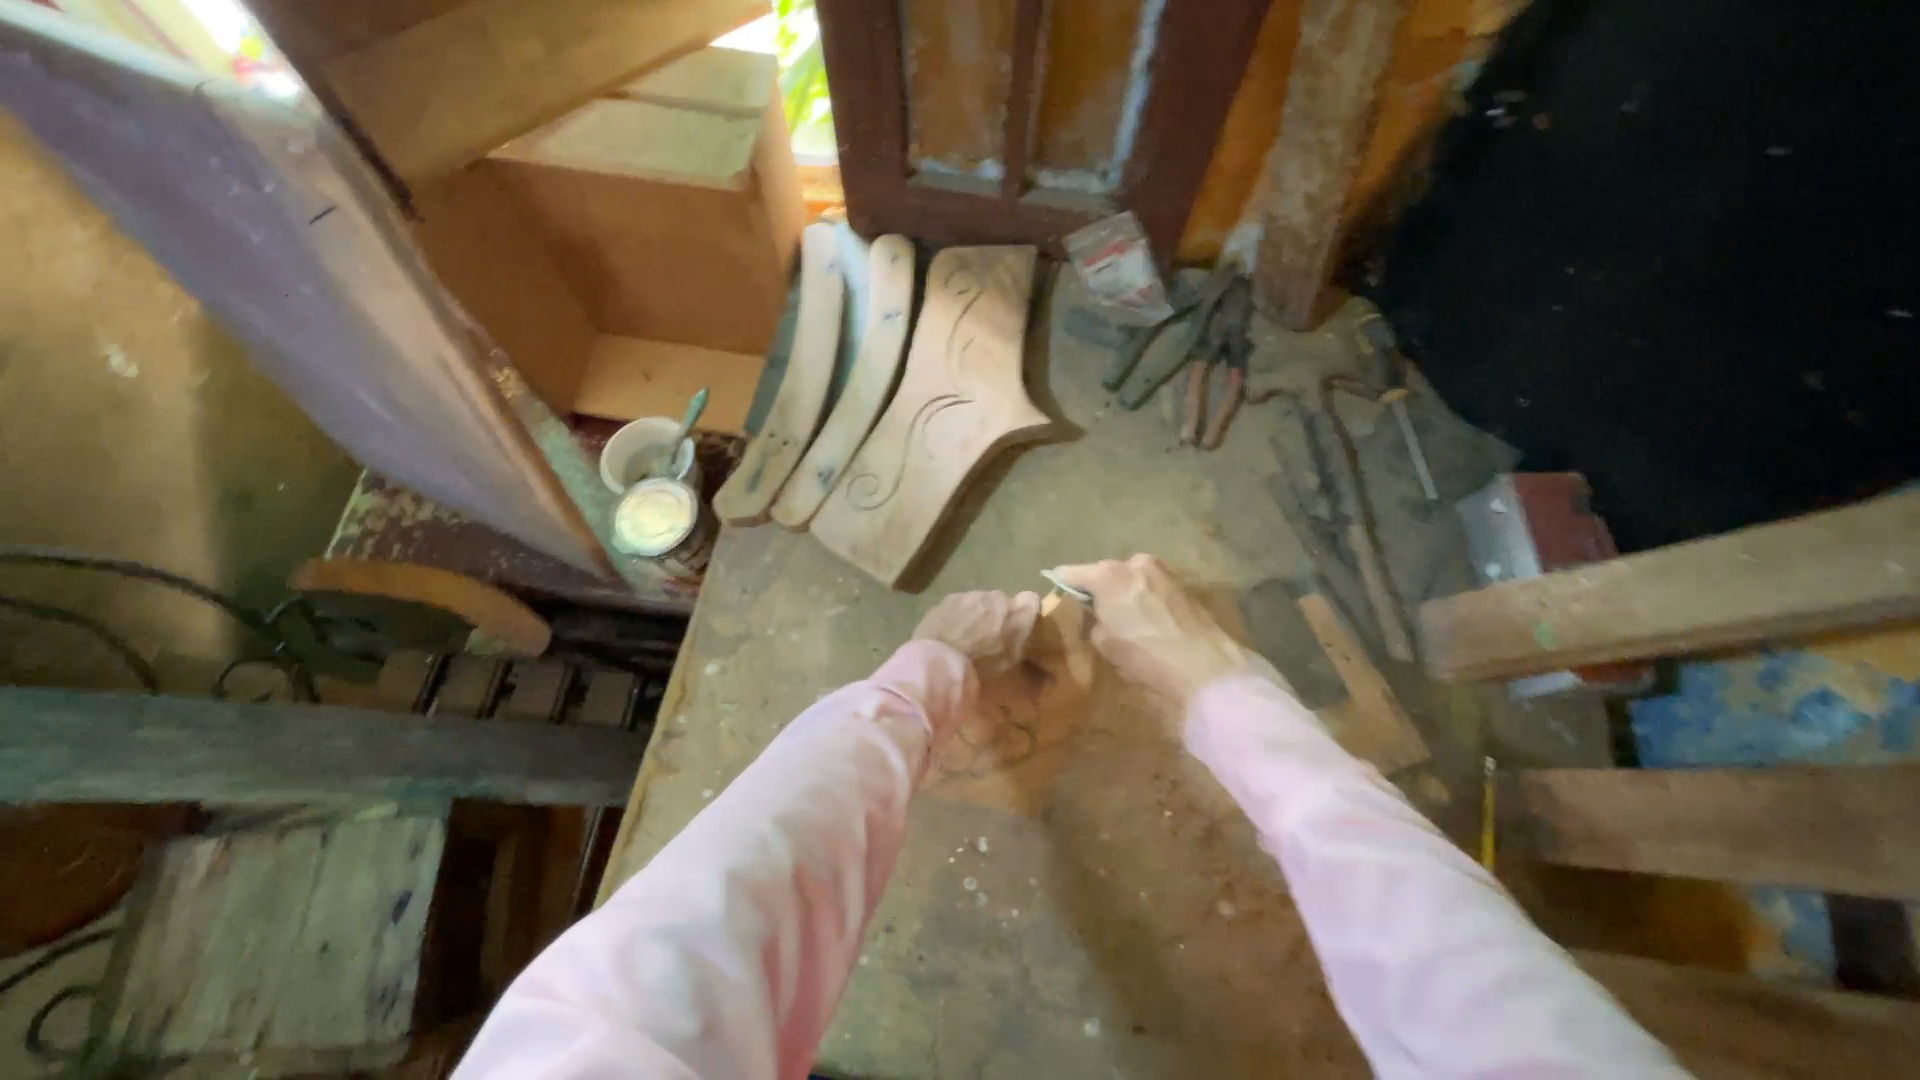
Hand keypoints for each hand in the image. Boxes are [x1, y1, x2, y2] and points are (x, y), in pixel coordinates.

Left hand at [913, 590, 1040, 676]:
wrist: (939, 667)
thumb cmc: (984, 674)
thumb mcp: (1015, 683)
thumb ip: (1035, 677)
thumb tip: (1050, 680)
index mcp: (1020, 614)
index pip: (1032, 601)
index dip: (1027, 615)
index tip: (1020, 631)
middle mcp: (998, 598)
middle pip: (1004, 602)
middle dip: (1000, 617)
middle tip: (992, 641)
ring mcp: (970, 596)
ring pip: (980, 603)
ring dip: (978, 616)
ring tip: (967, 640)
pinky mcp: (948, 600)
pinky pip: (959, 605)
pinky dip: (958, 617)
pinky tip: (950, 636)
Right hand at [1049, 554, 1285, 706]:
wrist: (1203, 664)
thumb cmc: (1144, 653)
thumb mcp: (1103, 642)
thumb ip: (1093, 620)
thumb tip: (1098, 614)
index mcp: (1107, 573)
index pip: (1071, 573)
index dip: (1063, 585)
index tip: (1059, 595)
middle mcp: (1134, 562)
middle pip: (1105, 572)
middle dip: (1099, 588)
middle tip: (1096, 612)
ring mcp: (1163, 571)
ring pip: (1132, 578)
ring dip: (1125, 592)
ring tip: (1126, 618)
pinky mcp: (1184, 584)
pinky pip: (1152, 587)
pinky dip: (1146, 598)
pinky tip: (1150, 620)